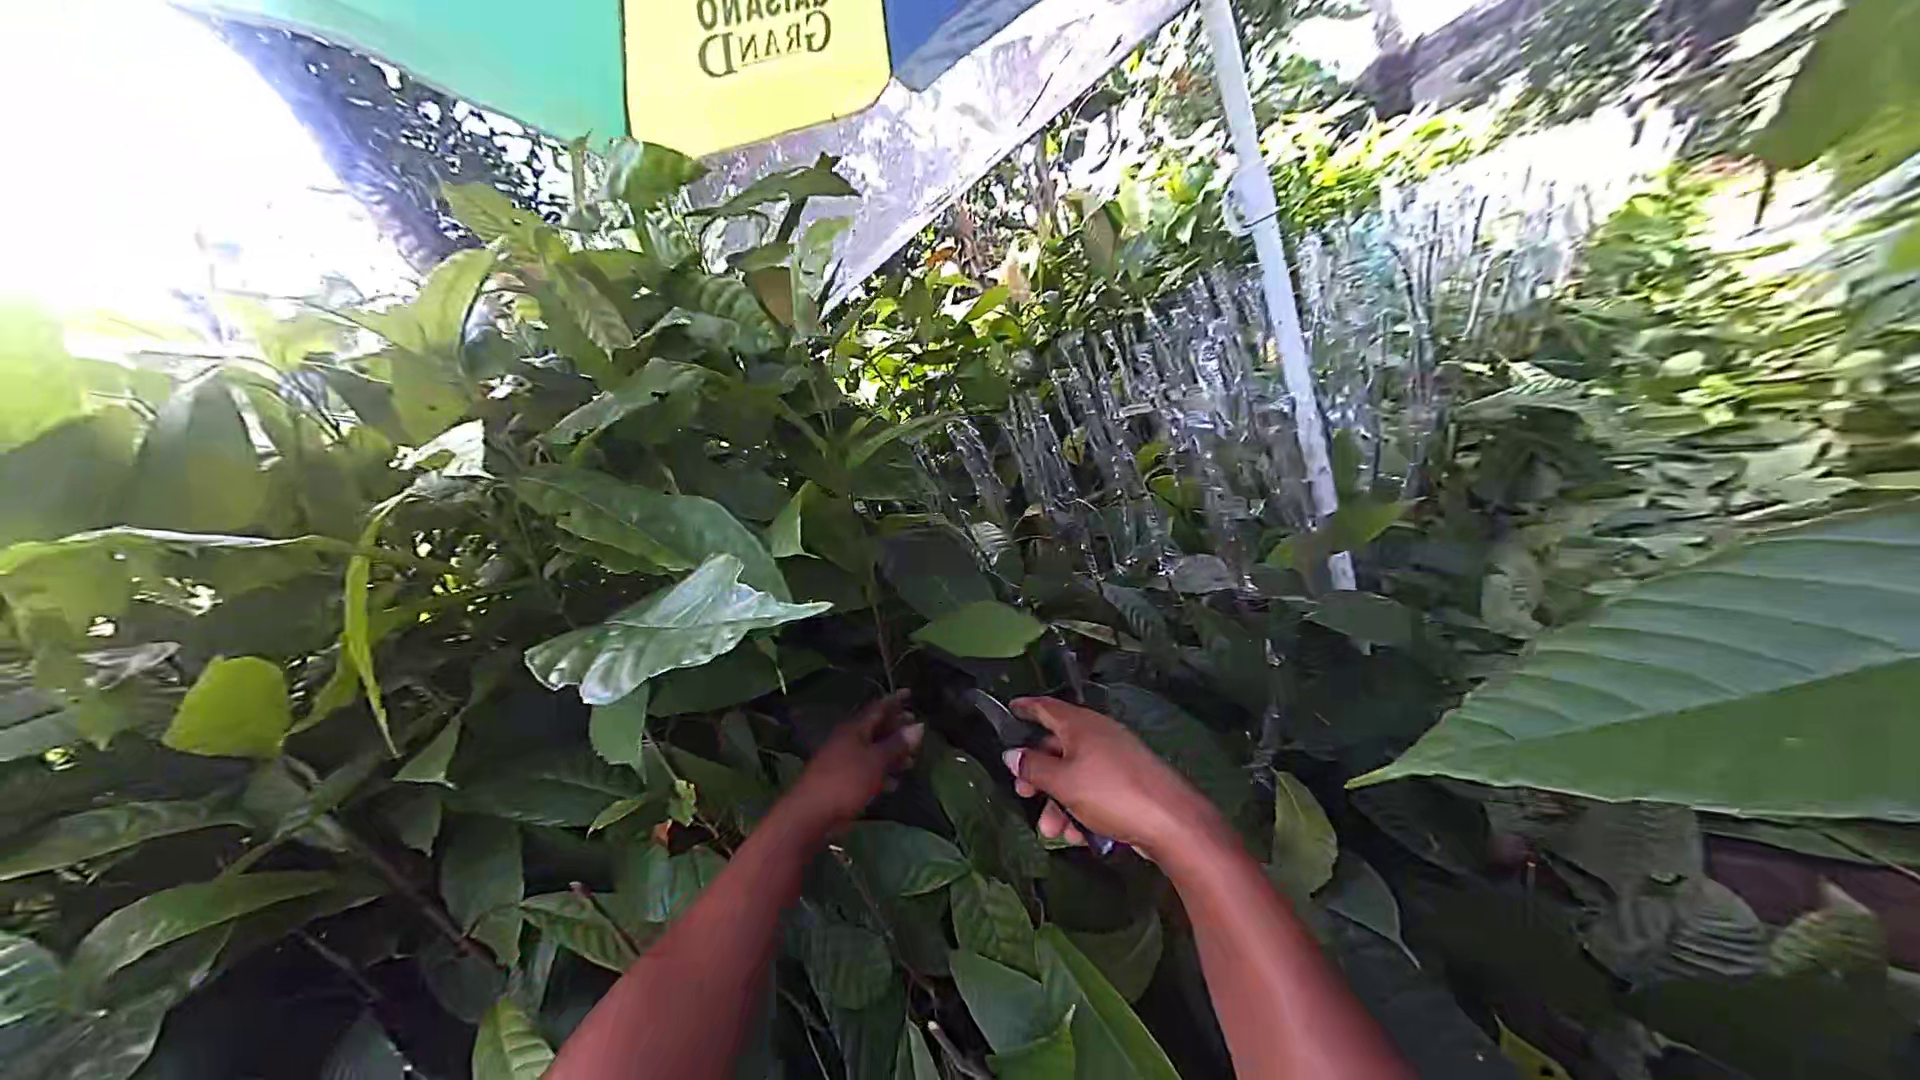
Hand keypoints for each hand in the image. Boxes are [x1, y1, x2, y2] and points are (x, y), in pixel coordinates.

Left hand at [787, 690, 923, 833]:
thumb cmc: (845, 781)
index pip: (878, 708)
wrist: (810, 814)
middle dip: (896, 728)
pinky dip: (881, 772)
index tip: (910, 693)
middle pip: (876, 728)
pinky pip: (866, 769)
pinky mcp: (841, 780)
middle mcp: (848, 740)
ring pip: (872, 750)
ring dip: (892, 754)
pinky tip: (893, 784)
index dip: (894, 700)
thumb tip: (918, 726)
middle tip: (916, 729)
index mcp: (855, 729)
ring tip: (910, 761)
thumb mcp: (876, 761)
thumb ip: (897, 744)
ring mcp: (843, 760)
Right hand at [1002, 696, 1224, 859]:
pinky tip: (1080, 834)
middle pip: (1058, 747)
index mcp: (1081, 724)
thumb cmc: (1112, 793)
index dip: (1026, 707)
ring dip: (1059, 802)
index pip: (1046, 707)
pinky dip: (1081, 808)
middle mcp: (1098, 734)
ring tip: (1055, 830)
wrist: (1172, 822)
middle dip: (1038, 774)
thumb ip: (1033, 768)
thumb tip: (1012, 754)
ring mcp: (1116, 758)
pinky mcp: (1128, 782)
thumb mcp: (1063, 782)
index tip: (1011, 708)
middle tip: (1023, 793)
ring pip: (1075, 774)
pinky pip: (1095, 789)